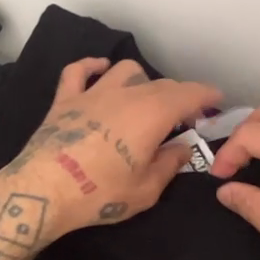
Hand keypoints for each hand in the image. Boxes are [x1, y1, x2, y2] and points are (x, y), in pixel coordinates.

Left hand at [0, 57, 221, 248]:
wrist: (43, 191)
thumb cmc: (100, 194)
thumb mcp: (146, 189)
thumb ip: (169, 165)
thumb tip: (181, 148)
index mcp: (152, 113)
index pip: (189, 94)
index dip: (206, 96)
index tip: (216, 101)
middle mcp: (125, 94)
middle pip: (160, 85)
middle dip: (178, 97)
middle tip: (183, 119)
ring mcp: (92, 93)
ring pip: (125, 71)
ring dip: (142, 81)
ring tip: (145, 99)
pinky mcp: (64, 100)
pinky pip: (79, 71)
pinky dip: (93, 66)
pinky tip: (101, 68)